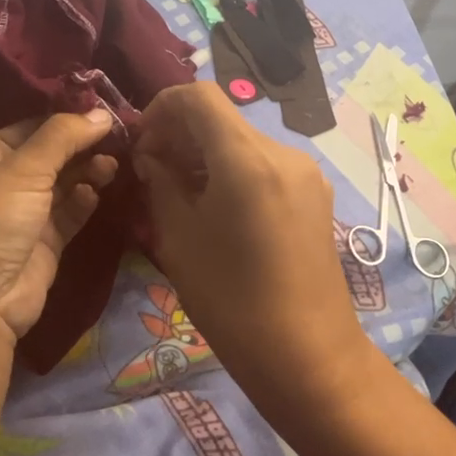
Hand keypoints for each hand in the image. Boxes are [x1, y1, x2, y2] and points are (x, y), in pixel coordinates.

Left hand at [0, 110, 118, 342]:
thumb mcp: (23, 170)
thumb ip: (63, 137)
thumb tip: (101, 112)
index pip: (30, 127)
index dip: (66, 119)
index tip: (105, 111)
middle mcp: (1, 181)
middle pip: (49, 154)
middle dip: (81, 146)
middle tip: (119, 137)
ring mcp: (22, 214)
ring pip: (62, 184)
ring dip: (86, 172)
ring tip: (112, 166)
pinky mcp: (42, 243)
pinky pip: (68, 214)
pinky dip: (83, 202)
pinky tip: (95, 192)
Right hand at [133, 81, 374, 406]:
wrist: (308, 359)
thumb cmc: (232, 301)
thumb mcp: (179, 237)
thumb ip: (160, 182)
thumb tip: (152, 156)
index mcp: (247, 158)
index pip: (197, 96)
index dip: (161, 108)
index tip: (140, 143)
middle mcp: (283, 153)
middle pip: (221, 118)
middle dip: (180, 134)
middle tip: (151, 172)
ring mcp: (305, 175)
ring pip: (241, 141)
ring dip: (204, 154)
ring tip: (179, 194)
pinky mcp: (314, 197)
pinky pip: (262, 165)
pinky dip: (231, 171)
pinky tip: (215, 209)